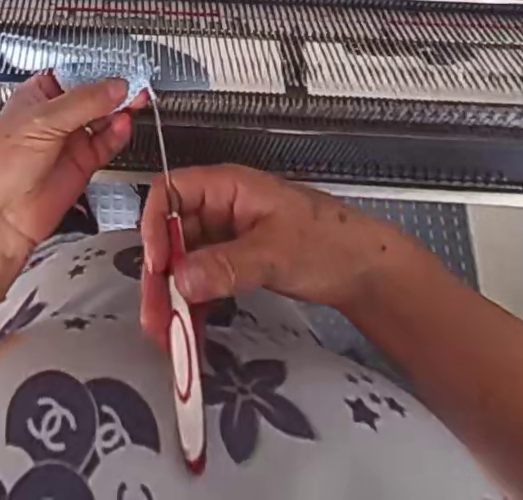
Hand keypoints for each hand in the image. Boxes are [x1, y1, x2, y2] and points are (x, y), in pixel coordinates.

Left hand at [0, 71, 142, 261]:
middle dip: (114, 89)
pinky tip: (124, 125)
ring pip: (104, 118)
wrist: (0, 216)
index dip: (96, 70)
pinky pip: (107, 142)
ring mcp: (70, 139)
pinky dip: (118, 133)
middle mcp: (56, 115)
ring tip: (135, 101)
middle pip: (93, 95)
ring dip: (120, 109)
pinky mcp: (83, 162)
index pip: (74, 73)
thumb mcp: (42, 122)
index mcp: (38, 95)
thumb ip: (83, 102)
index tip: (117, 66)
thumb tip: (114, 86)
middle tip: (134, 84)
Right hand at [139, 164, 417, 338]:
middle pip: (172, 234)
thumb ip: (226, 264)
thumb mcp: (275, 251)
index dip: (155, 224)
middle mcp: (219, 207)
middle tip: (155, 318)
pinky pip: (202, 280)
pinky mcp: (234, 262)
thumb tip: (180, 279)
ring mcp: (226, 236)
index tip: (155, 264)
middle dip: (160, 276)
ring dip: (172, 297)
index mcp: (226, 187)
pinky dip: (194, 305)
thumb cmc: (328, 240)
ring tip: (168, 337)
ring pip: (183, 262)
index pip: (171, 191)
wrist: (367, 270)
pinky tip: (190, 332)